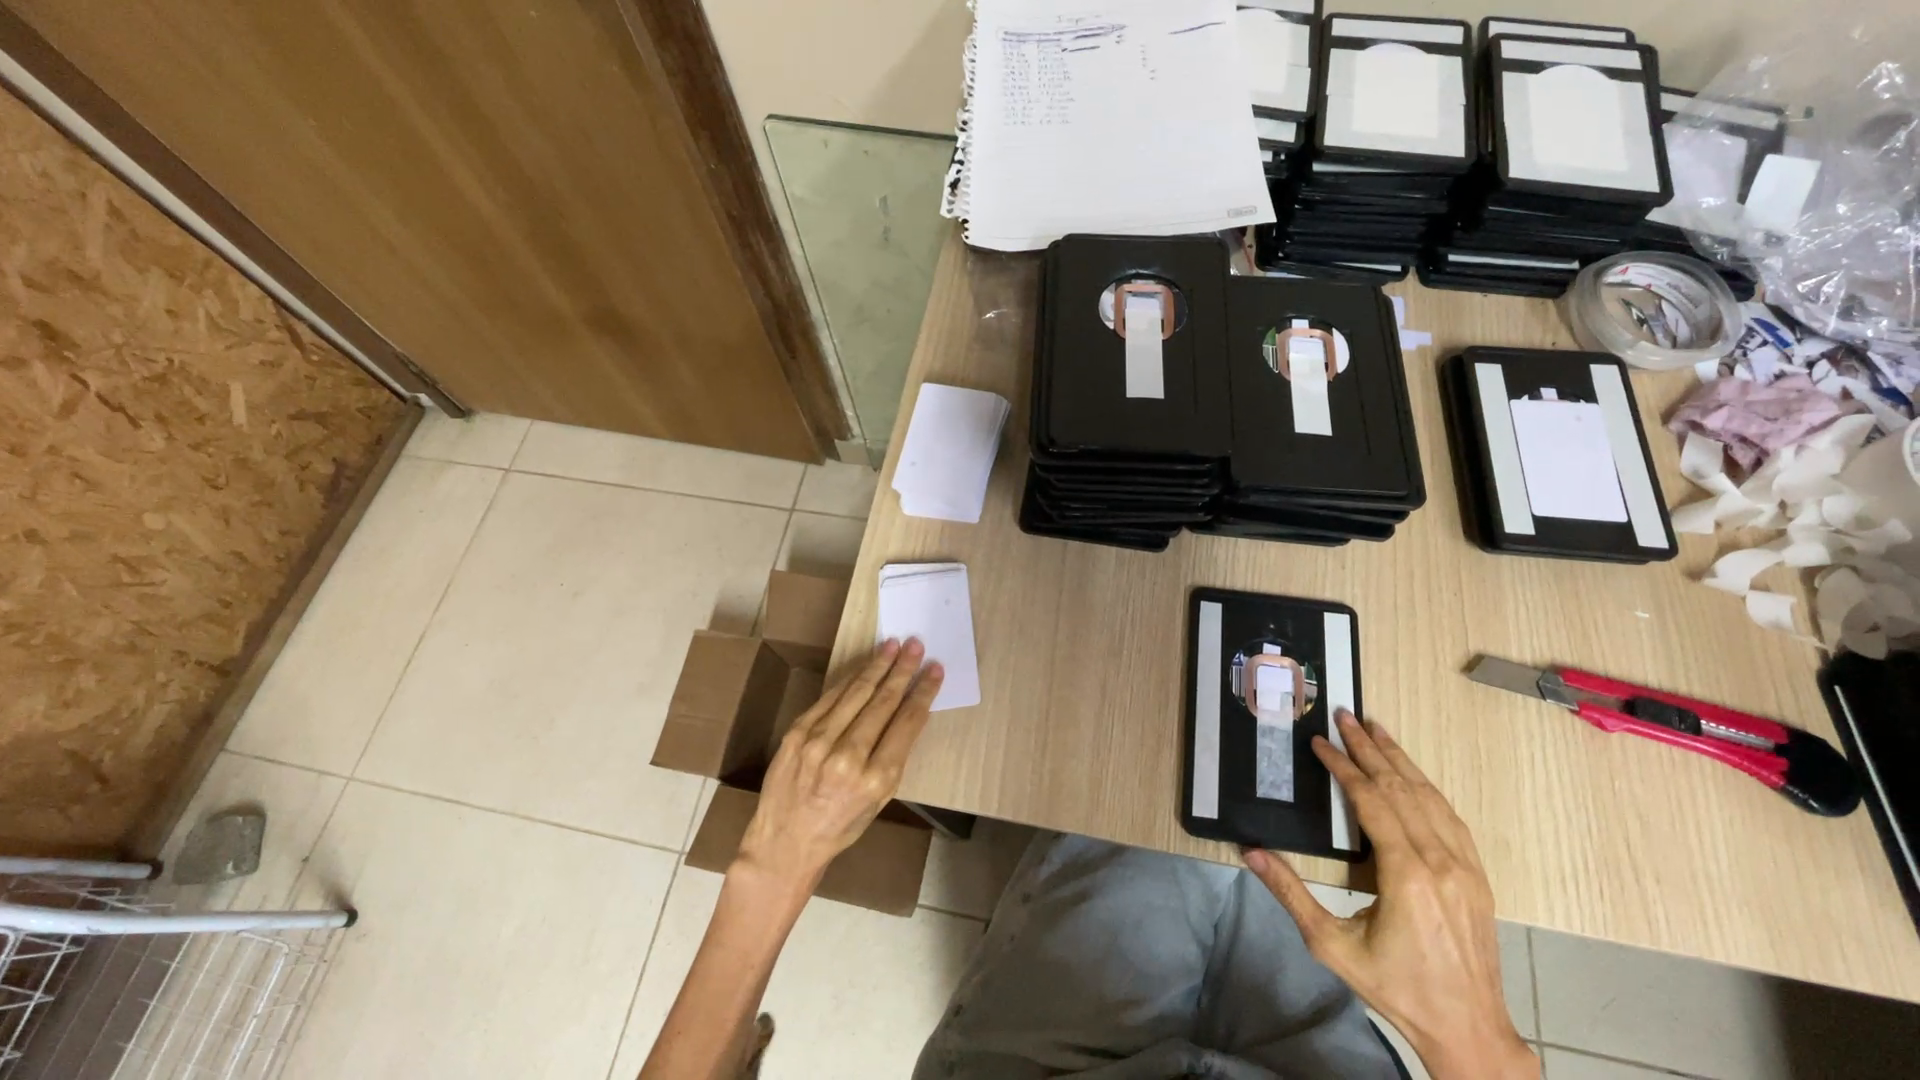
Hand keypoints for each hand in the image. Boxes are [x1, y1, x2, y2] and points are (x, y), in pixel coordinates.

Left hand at [732, 639, 942, 893]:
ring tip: (893, 645)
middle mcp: (848, 757)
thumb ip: (894, 757)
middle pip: (883, 701)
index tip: (935, 671)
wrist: (787, 839)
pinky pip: (830, 698)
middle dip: (903, 670)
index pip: (907, 722)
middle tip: (916, 646)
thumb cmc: (840, 825)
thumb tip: (908, 713)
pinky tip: (864, 667)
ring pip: (856, 693)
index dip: (923, 692)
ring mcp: (819, 742)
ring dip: (877, 666)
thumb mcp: (880, 801)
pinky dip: (849, 680)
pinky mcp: (797, 733)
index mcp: (876, 778)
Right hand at [1241, 711, 1537, 1079]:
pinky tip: (1413, 777)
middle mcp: (1440, 860)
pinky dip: (1427, 788)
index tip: (1320, 742)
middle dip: (1371, 749)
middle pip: (1402, 788)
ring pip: (1431, 797)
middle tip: (1346, 716)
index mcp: (1406, 874)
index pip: (1371, 801)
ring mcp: (1465, 866)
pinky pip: (1450, 818)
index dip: (1344, 767)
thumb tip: (1250, 852)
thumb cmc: (1395, 988)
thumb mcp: (1331, 945)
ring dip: (1402, 760)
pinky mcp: (1477, 876)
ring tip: (1376, 730)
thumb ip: (1290, 893)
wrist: (1468, 1028)